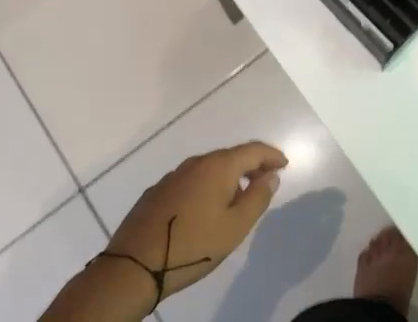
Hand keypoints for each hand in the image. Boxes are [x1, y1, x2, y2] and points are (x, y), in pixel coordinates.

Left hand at [105, 142, 288, 301]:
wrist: (132, 268)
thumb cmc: (193, 246)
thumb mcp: (235, 227)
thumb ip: (258, 197)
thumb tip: (271, 175)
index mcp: (219, 166)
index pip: (253, 150)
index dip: (272, 155)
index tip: (284, 165)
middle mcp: (196, 163)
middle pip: (231, 157)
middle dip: (250, 167)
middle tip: (262, 184)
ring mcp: (172, 177)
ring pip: (208, 169)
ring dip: (227, 178)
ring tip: (234, 200)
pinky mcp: (156, 193)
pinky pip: (190, 181)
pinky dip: (205, 187)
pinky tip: (203, 209)